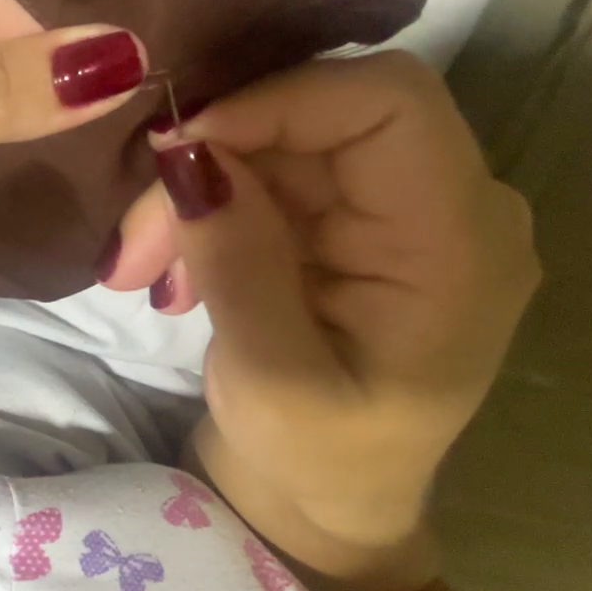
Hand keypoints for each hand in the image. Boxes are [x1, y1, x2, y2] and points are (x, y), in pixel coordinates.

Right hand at [101, 54, 540, 554]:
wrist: (327, 491)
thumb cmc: (319, 456)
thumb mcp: (271, 377)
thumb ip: (239, 262)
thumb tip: (186, 154)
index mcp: (458, 245)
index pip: (389, 103)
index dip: (280, 99)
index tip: (180, 144)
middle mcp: (441, 204)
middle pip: (315, 116)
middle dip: (211, 159)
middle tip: (133, 241)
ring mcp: (390, 205)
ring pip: (270, 140)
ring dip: (190, 190)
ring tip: (136, 268)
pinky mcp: (342, 213)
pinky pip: (258, 170)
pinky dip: (200, 203)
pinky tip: (168, 264)